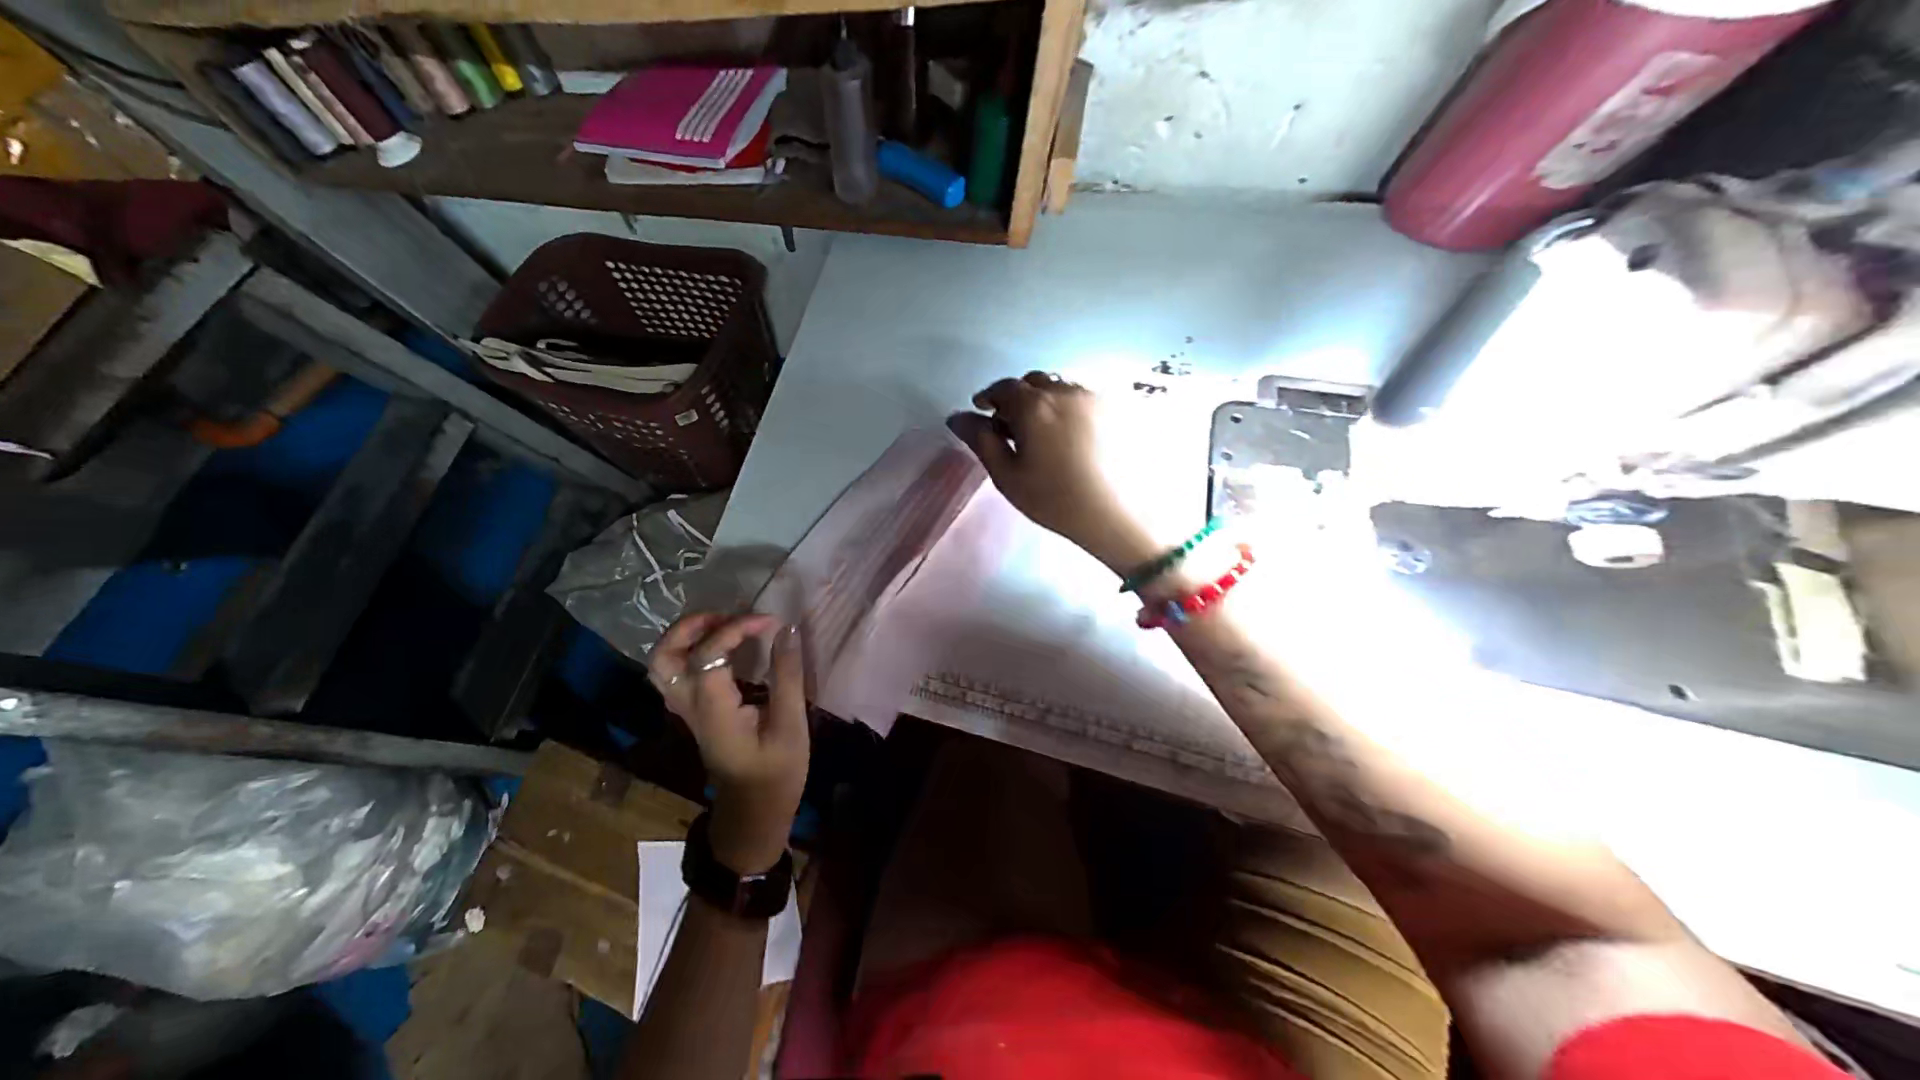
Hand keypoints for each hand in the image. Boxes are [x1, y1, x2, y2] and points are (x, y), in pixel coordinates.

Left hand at [649, 613, 807, 874]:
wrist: (754, 813)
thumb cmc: (777, 774)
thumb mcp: (791, 726)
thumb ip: (787, 676)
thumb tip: (786, 630)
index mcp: (712, 710)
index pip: (706, 655)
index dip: (735, 629)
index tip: (770, 621)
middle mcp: (689, 707)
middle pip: (664, 656)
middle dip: (691, 626)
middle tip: (729, 615)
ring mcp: (686, 711)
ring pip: (663, 664)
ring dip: (686, 637)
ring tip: (724, 625)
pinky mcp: (693, 713)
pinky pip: (676, 672)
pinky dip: (692, 650)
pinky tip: (725, 647)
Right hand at [948, 373, 1160, 573]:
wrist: (1115, 515)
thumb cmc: (1053, 499)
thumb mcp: (1007, 475)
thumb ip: (981, 440)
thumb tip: (958, 417)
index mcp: (1033, 406)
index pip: (1003, 388)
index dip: (989, 397)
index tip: (983, 412)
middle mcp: (1064, 391)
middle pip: (1033, 382)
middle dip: (1018, 398)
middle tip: (1013, 426)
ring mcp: (1094, 397)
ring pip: (1060, 387)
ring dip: (1046, 400)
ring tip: (1044, 432)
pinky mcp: (1116, 409)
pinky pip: (1084, 398)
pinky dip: (1070, 408)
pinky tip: (1072, 436)